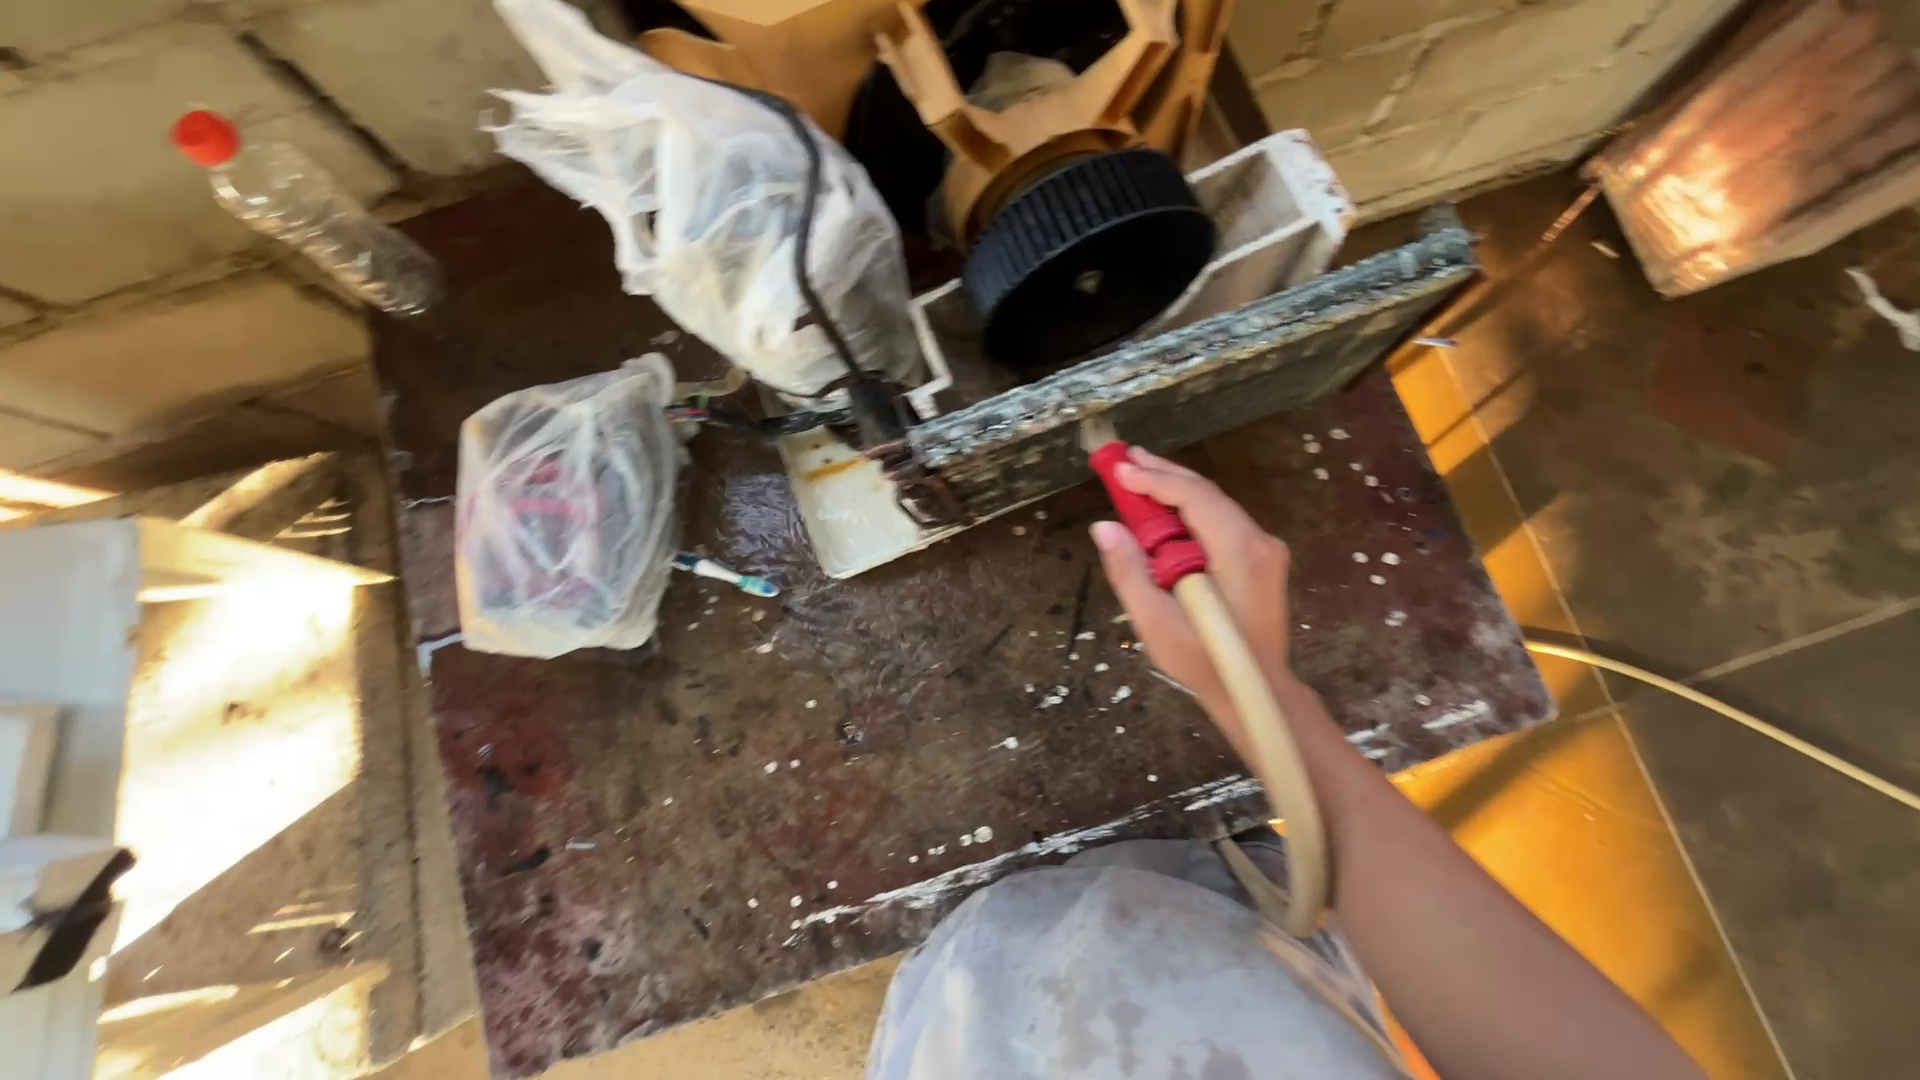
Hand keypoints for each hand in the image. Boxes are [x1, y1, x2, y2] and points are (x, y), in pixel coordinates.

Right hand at [1090, 447, 1294, 748]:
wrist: (1256, 694)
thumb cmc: (1204, 663)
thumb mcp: (1155, 622)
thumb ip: (1129, 571)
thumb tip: (1104, 527)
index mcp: (1239, 551)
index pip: (1194, 497)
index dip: (1154, 479)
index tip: (1118, 469)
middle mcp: (1259, 541)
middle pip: (1206, 494)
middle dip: (1163, 474)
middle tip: (1124, 457)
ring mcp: (1264, 550)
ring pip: (1214, 506)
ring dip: (1175, 490)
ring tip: (1138, 474)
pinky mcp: (1260, 562)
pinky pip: (1220, 524)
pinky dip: (1189, 511)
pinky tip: (1164, 509)